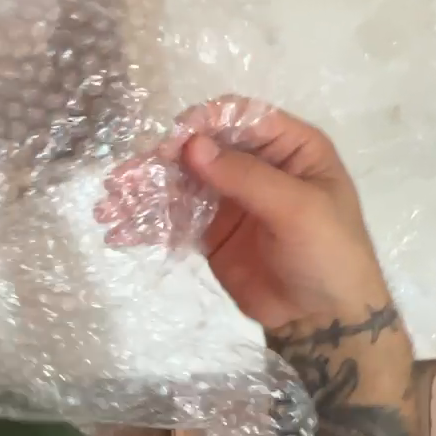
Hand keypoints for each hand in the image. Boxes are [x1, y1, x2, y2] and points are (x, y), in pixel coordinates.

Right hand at [103, 97, 390, 332]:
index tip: (170, 145)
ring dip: (142, 193)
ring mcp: (227, 200)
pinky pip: (172, 218)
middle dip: (157, 163)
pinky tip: (118, 232)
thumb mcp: (296, 209)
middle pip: (198, 150)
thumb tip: (191, 145)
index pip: (238, 119)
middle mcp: (254, 166)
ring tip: (107, 209)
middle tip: (121, 181)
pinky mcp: (208, 231)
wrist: (321, 317)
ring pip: (178, 184)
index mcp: (287, 148)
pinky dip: (145, 223)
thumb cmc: (327, 253)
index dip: (202, 124)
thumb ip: (245, 176)